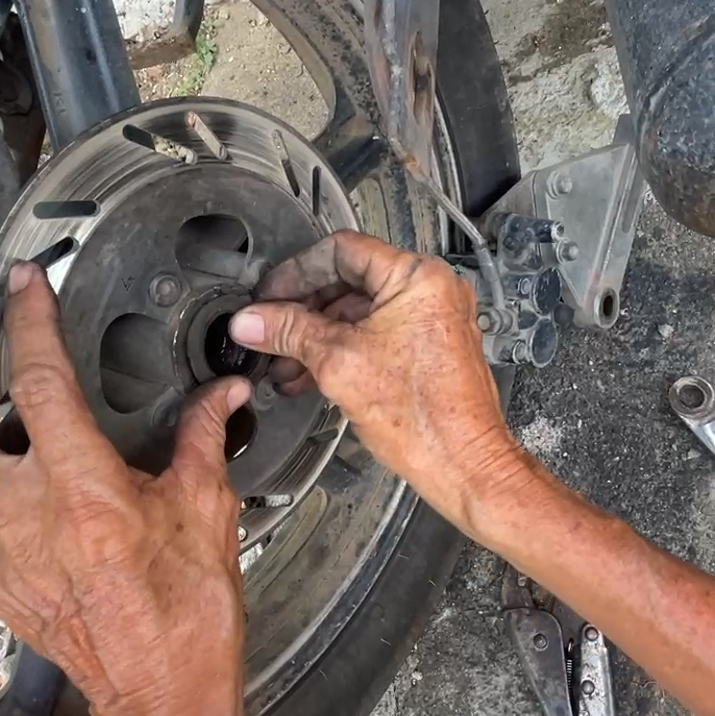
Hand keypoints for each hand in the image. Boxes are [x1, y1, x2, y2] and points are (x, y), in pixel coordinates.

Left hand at [0, 261, 248, 715]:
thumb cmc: (188, 605)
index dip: (25, 326)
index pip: (37, 387)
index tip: (18, 286)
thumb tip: (225, 391)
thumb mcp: (206, 507)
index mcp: (83, 492)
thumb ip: (204, 436)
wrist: (161, 691)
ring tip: (2, 421)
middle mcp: (23, 520)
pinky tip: (31, 485)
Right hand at [228, 230, 531, 529]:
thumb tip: (252, 320)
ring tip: (284, 361)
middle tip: (269, 329)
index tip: (269, 296)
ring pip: (360, 311)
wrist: (463, 464)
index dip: (296, 272)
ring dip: (317, 334)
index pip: (341, 250)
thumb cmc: (424, 419)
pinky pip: (377, 333)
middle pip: (349, 280)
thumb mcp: (338, 364)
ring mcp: (433, 318)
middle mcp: (431, 290)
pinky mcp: (429, 346)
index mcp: (417, 278)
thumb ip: (289, 332)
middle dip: (303, 310)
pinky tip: (311, 372)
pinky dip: (342, 348)